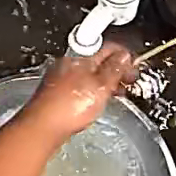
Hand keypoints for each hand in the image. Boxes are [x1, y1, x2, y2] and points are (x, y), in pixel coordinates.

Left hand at [20, 43, 135, 138]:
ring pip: (88, 75)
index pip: (107, 48)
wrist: (42, 127)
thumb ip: (114, 69)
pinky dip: (92, 92)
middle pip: (97, 61)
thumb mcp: (101, 86)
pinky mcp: (56, 95)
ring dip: (105, 82)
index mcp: (79, 58)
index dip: (123, 56)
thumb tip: (124, 56)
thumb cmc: (68, 106)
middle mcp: (67, 65)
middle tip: (128, 81)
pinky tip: (95, 102)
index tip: (133, 66)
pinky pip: (79, 87)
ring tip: (116, 93)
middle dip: (115, 70)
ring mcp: (60, 80)